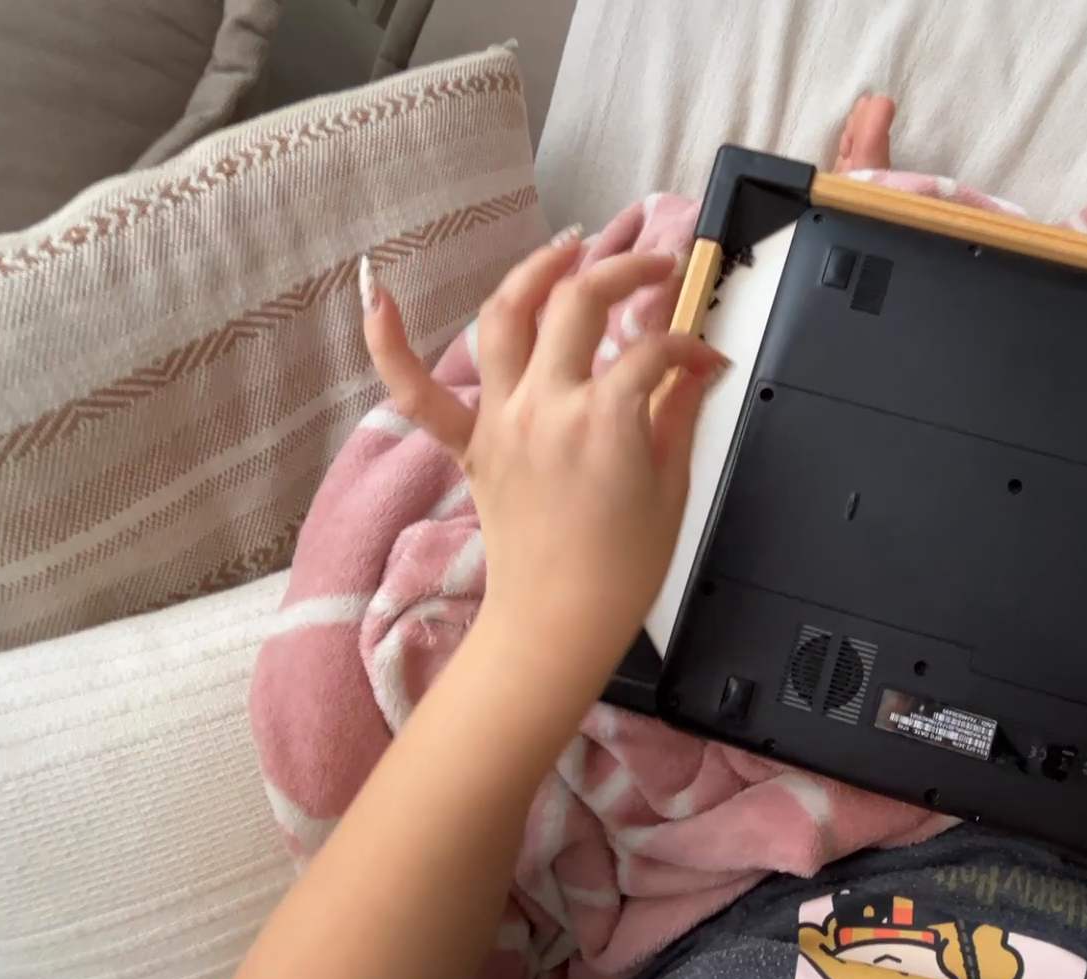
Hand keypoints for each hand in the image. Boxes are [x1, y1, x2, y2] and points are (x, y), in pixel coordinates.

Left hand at [362, 233, 726, 677]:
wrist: (561, 621)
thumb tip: (699, 368)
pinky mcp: (473, 446)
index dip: (690, 347)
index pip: (656, 352)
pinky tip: (378, 292)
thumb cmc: (623, 569)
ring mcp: (502, 420)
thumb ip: (680, 413)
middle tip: (653, 266)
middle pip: (580, 304)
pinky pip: (418, 392)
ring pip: (505, 318)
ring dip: (534, 272)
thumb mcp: (671, 487)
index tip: (708, 360)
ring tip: (565, 248)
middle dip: (624, 271)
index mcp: (607, 418)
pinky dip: (391, 342)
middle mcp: (547, 404)